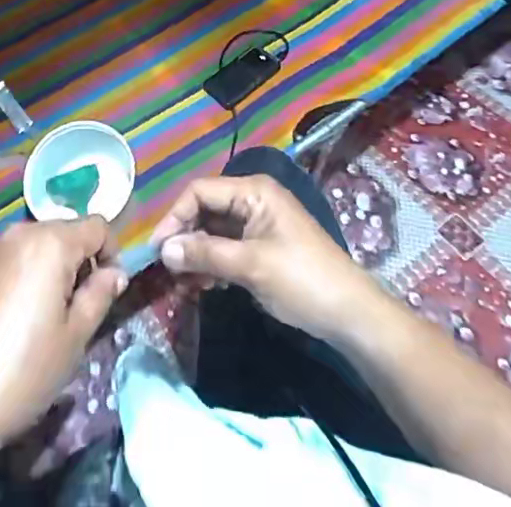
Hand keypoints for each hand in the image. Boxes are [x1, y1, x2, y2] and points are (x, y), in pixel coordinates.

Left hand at [0, 217, 125, 470]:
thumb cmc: (23, 369)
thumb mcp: (74, 338)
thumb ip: (99, 295)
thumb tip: (116, 273)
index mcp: (50, 242)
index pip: (97, 226)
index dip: (112, 253)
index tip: (109, 290)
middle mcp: (19, 232)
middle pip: (66, 231)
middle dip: (82, 260)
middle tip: (81, 309)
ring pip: (39, 244)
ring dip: (55, 268)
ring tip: (51, 316)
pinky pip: (14, 257)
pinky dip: (28, 274)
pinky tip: (20, 316)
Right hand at [151, 174, 369, 340]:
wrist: (353, 317)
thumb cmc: (303, 281)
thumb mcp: (250, 266)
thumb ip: (205, 253)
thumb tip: (163, 250)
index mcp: (253, 192)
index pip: (199, 192)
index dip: (175, 217)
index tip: (158, 249)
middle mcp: (253, 201)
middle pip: (204, 210)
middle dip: (184, 238)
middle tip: (167, 269)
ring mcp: (258, 225)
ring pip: (213, 232)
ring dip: (195, 255)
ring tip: (184, 283)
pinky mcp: (262, 248)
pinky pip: (226, 248)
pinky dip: (211, 264)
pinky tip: (203, 285)